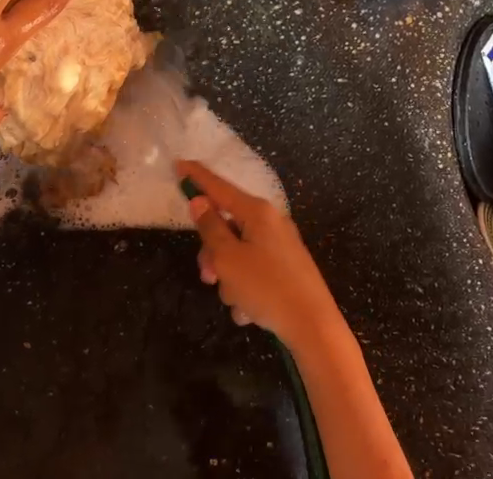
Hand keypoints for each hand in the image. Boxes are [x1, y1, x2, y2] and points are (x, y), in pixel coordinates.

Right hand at [179, 160, 340, 348]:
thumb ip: (211, 228)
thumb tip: (199, 201)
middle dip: (213, 254)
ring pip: (238, 255)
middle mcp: (271, 223)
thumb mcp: (229, 259)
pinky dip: (246, 291)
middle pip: (227, 228)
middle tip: (208, 277)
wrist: (313, 327)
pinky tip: (250, 312)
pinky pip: (254, 273)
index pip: (220, 187)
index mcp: (258, 213)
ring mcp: (281, 246)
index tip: (179, 164)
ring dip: (230, 279)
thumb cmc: (267, 288)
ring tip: (237, 302)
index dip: (197, 177)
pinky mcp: (286, 269)